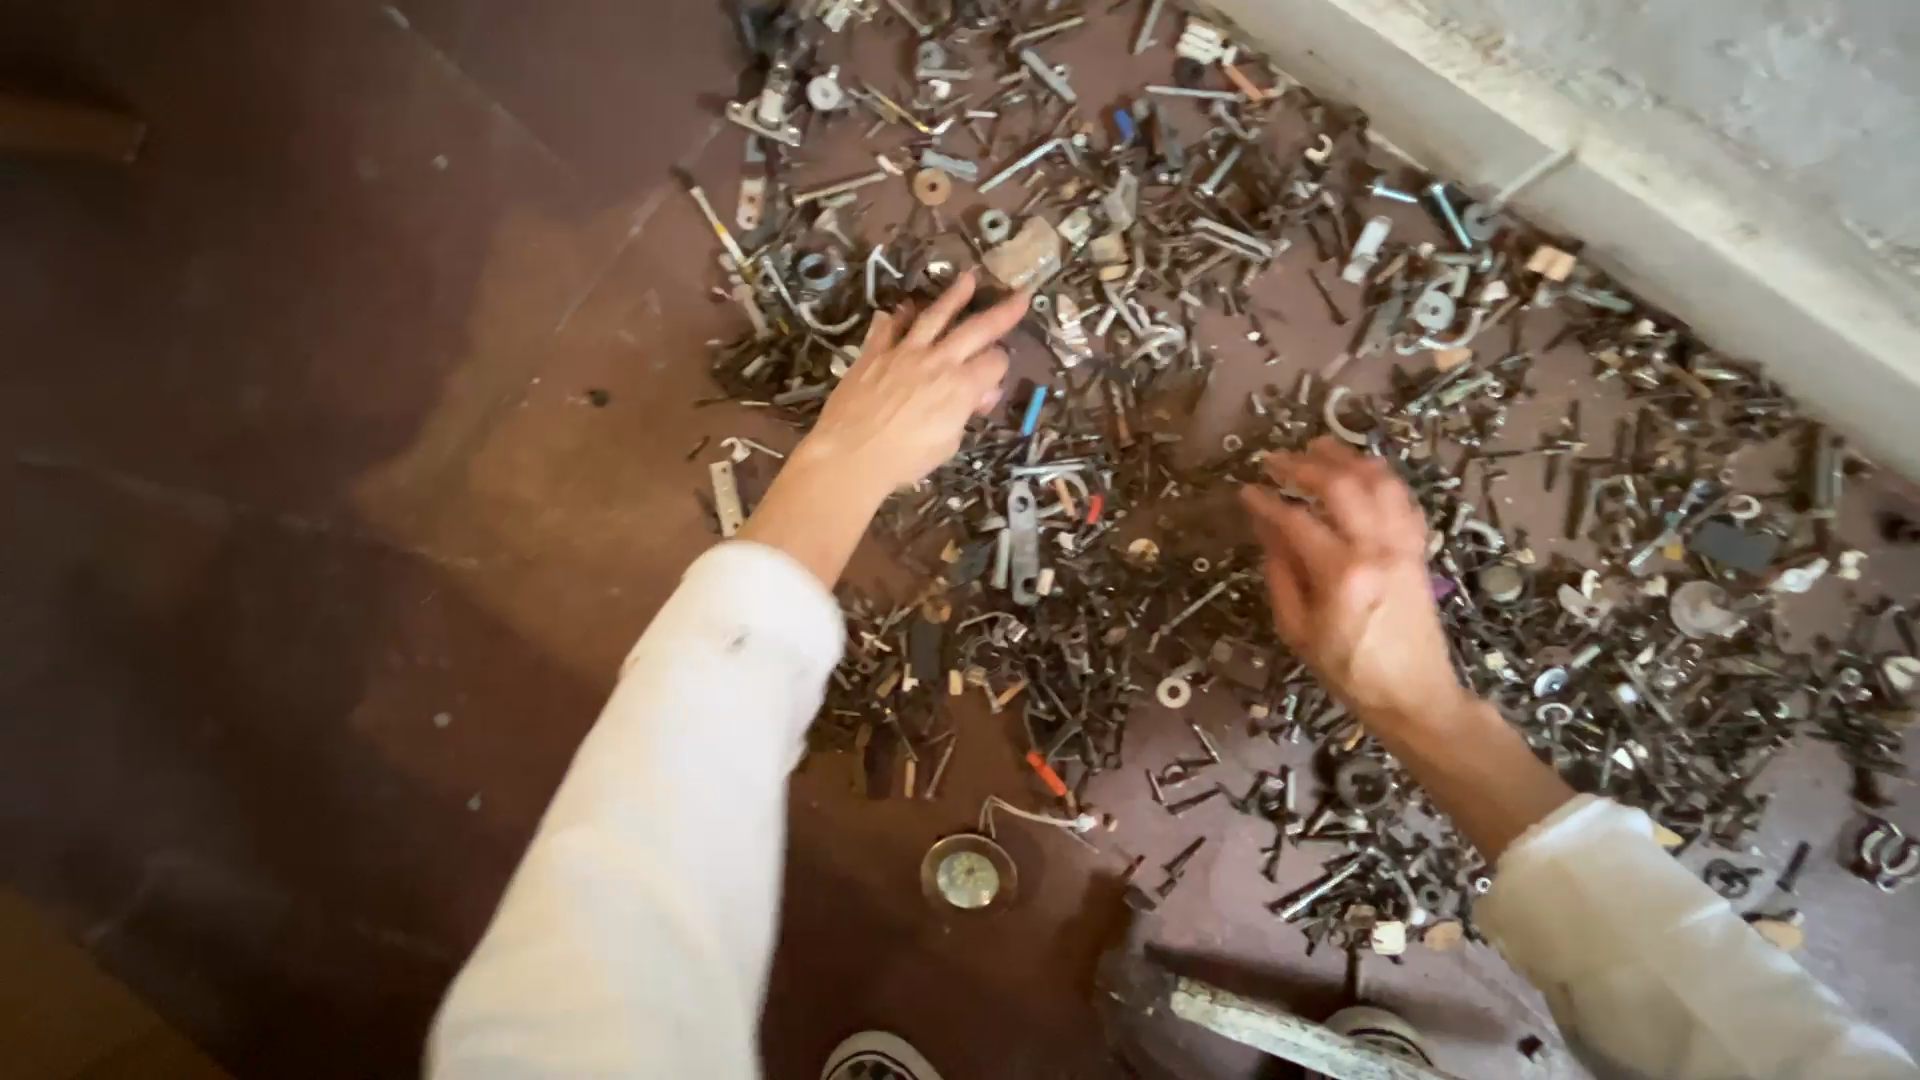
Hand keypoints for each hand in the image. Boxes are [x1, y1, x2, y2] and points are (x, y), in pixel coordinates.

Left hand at [793, 270, 1027, 498]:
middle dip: (1002, 313)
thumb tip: (979, 396)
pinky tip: (905, 308)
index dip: (1000, 367)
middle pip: (977, 329)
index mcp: (961, 387)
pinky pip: (890, 327)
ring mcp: (905, 352)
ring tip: (968, 279)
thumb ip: (964, 415)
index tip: (995, 377)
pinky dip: (899, 317)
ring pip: (935, 316)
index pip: (994, 363)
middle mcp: (938, 361)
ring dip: (954, 296)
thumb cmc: (905, 459)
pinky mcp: (875, 353)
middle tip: (1019, 296)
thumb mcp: (947, 444)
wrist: (852, 453)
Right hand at [1240, 437, 1469, 730]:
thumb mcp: (1297, 630)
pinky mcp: (1419, 551)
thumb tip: (1267, 530)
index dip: (1265, 501)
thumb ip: (1281, 575)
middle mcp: (1377, 550)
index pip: (1295, 520)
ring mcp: (1404, 547)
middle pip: (1340, 486)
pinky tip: (1363, 471)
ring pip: (1379, 482)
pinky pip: (1404, 500)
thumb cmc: (1347, 670)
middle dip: (1303, 465)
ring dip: (1347, 458)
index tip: (1244, 490)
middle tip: (1274, 459)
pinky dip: (1382, 478)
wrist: (1414, 695)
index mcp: (1341, 574)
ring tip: (1318, 446)